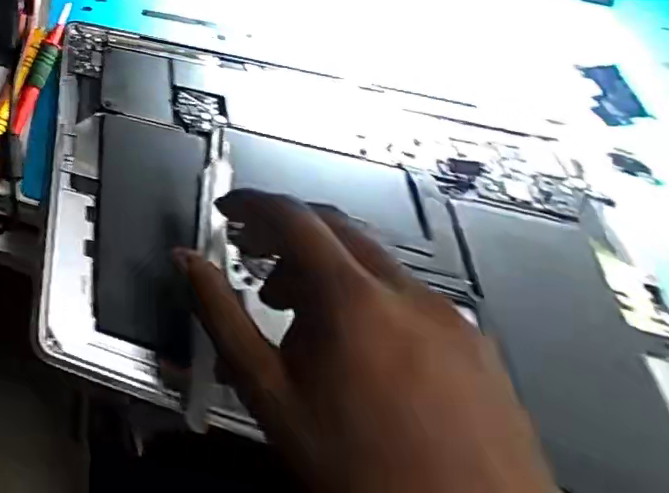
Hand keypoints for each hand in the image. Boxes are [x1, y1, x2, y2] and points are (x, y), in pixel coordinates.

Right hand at [175, 191, 557, 492]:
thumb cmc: (362, 470)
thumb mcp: (267, 389)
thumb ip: (219, 313)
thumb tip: (188, 263)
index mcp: (354, 300)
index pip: (292, 216)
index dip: (251, 203)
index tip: (229, 209)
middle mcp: (410, 298)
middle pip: (335, 226)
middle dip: (283, 228)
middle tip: (250, 248)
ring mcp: (454, 323)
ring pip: (373, 259)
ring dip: (323, 262)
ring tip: (293, 305)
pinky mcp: (481, 350)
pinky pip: (410, 294)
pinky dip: (366, 292)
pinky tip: (348, 338)